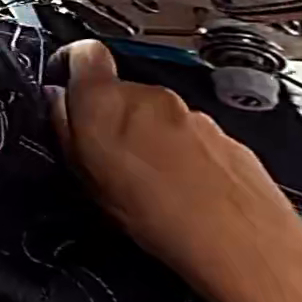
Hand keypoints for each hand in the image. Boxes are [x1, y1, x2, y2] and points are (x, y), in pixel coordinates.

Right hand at [45, 41, 301, 298]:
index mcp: (104, 97)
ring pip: (157, 116)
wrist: (246, 250)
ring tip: (152, 185)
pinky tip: (186, 193)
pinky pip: (192, 138)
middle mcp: (149, 95)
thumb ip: (64, 127)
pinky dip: (184, 156)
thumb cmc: (157, 215)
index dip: (72, 63)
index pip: (83, 52)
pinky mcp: (227, 137)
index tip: (67, 86)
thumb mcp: (85, 175)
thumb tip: (56, 100)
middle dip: (114, 117)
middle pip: (121, 91)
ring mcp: (191, 114)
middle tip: (111, 157)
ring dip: (150, 139)